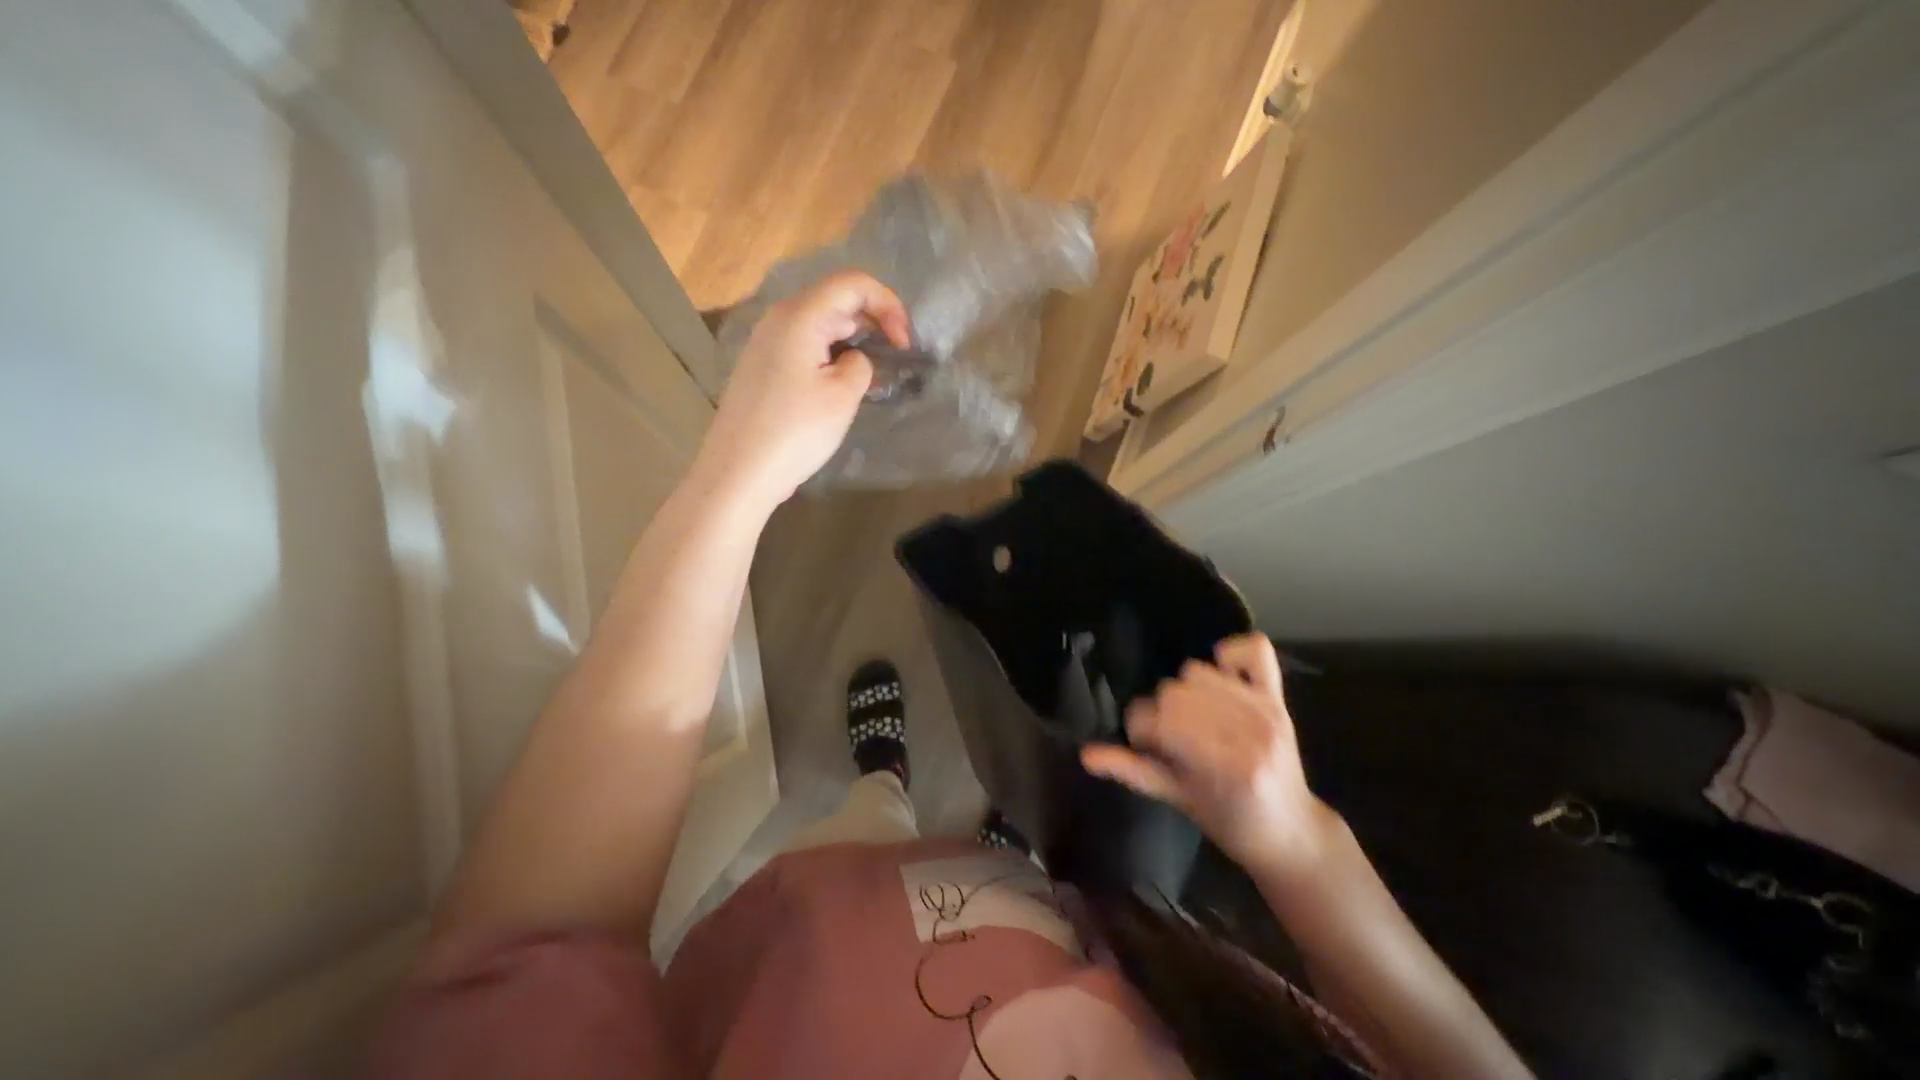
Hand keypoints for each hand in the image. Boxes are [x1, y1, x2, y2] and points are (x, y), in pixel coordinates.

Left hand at [698, 270, 911, 505]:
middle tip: (895, 359)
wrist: (738, 472)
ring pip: (820, 324)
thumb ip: (861, 364)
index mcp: (800, 316)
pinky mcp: (761, 367)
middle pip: (835, 300)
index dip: (888, 304)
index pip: (853, 284)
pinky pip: (804, 345)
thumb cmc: (794, 431)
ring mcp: (766, 343)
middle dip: (872, 321)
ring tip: (872, 375)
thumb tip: (854, 359)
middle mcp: (779, 319)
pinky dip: (830, 354)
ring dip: (853, 340)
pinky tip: (840, 386)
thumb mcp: (842, 396)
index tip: (904, 343)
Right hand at [1081, 633, 1330, 871]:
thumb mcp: (1179, 800)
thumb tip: (1087, 755)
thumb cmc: (1230, 822)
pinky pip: (1252, 649)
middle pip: (1174, 692)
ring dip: (1185, 692)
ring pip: (1198, 671)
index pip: (1160, 721)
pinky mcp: (1278, 696)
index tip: (1148, 751)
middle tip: (1169, 742)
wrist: (1290, 831)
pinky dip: (1230, 656)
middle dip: (1159, 714)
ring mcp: (1266, 709)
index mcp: (1226, 764)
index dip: (1141, 733)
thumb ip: (1134, 771)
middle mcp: (1250, 730)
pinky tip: (1221, 681)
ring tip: (1192, 720)